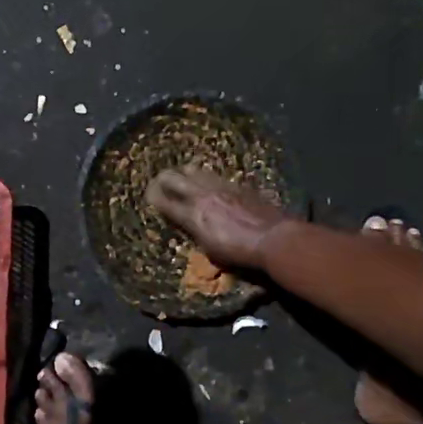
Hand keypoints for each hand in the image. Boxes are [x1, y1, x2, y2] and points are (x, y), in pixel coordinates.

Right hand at [146, 166, 290, 268]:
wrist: (274, 238)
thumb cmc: (239, 252)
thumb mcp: (210, 250)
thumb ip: (198, 234)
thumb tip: (194, 227)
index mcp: (191, 215)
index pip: (164, 202)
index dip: (152, 197)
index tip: (148, 195)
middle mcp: (201, 197)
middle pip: (174, 178)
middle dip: (162, 178)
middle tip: (159, 180)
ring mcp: (220, 187)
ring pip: (195, 171)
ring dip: (185, 173)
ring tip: (183, 175)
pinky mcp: (237, 185)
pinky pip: (215, 175)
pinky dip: (207, 177)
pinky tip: (209, 181)